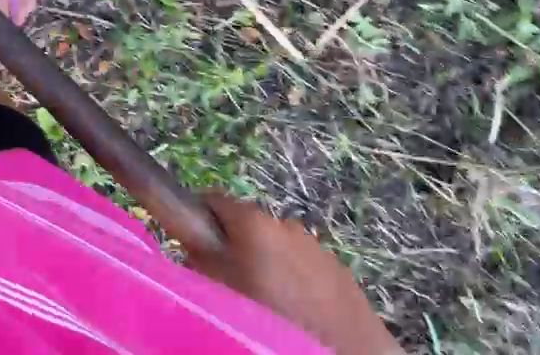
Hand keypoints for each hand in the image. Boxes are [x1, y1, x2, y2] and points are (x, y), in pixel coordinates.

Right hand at [185, 194, 400, 354]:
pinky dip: (296, 280)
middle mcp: (284, 223)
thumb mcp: (218, 288)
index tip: (195, 250)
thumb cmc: (272, 317)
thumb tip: (191, 243)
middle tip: (230, 283)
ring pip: (276, 246)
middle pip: (244, 224)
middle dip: (233, 246)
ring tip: (268, 302)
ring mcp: (316, 247)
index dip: (197, 221)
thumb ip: (198, 257)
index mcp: (252, 220)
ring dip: (266, 263)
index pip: (210, 200)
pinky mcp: (341, 272)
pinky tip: (298, 312)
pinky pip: (304, 266)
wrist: (348, 353)